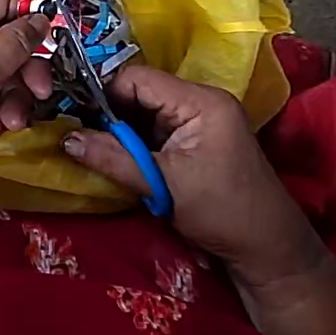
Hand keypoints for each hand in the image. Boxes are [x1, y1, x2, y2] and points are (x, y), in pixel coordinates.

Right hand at [60, 66, 325, 287]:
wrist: (271, 255)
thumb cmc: (225, 214)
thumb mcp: (163, 185)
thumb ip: (112, 158)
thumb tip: (64, 138)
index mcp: (201, 101)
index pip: (136, 78)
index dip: (102, 94)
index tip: (74, 116)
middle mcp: (199, 101)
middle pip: (137, 92)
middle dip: (106, 112)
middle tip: (75, 132)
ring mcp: (197, 120)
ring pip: (140, 111)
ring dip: (117, 129)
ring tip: (89, 145)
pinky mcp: (192, 139)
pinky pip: (150, 128)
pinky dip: (130, 141)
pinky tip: (112, 155)